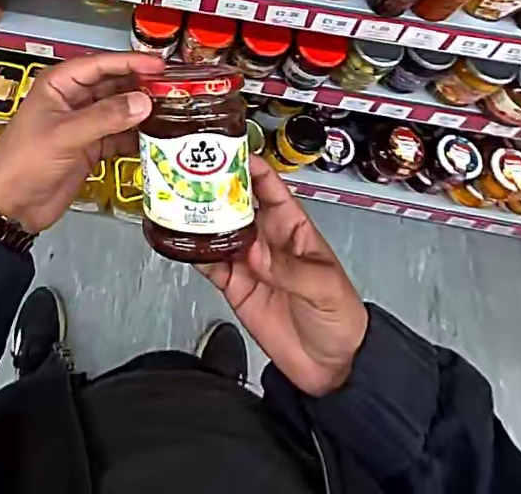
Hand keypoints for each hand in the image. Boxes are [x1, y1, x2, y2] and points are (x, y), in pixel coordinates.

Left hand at [0, 51, 163, 233]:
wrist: (11, 207)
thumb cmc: (24, 162)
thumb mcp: (64, 135)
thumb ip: (105, 117)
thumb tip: (142, 102)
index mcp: (59, 84)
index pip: (100, 64)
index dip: (130, 62)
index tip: (158, 65)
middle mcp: (73, 99)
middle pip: (113, 84)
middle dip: (140, 85)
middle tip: (172, 88)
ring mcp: (82, 123)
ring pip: (119, 109)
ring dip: (141, 111)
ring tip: (171, 110)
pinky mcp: (90, 146)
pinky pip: (119, 135)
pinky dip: (135, 135)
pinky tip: (155, 137)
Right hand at [198, 158, 368, 396]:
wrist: (333, 368)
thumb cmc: (341, 315)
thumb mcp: (323, 286)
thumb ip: (288, 268)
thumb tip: (254, 251)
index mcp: (290, 223)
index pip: (267, 183)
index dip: (247, 164)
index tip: (225, 152)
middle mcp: (264, 235)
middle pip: (233, 200)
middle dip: (213, 187)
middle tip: (190, 179)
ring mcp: (247, 258)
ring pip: (215, 228)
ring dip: (198, 218)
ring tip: (179, 207)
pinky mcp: (234, 284)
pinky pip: (208, 262)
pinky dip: (193, 252)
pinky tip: (183, 245)